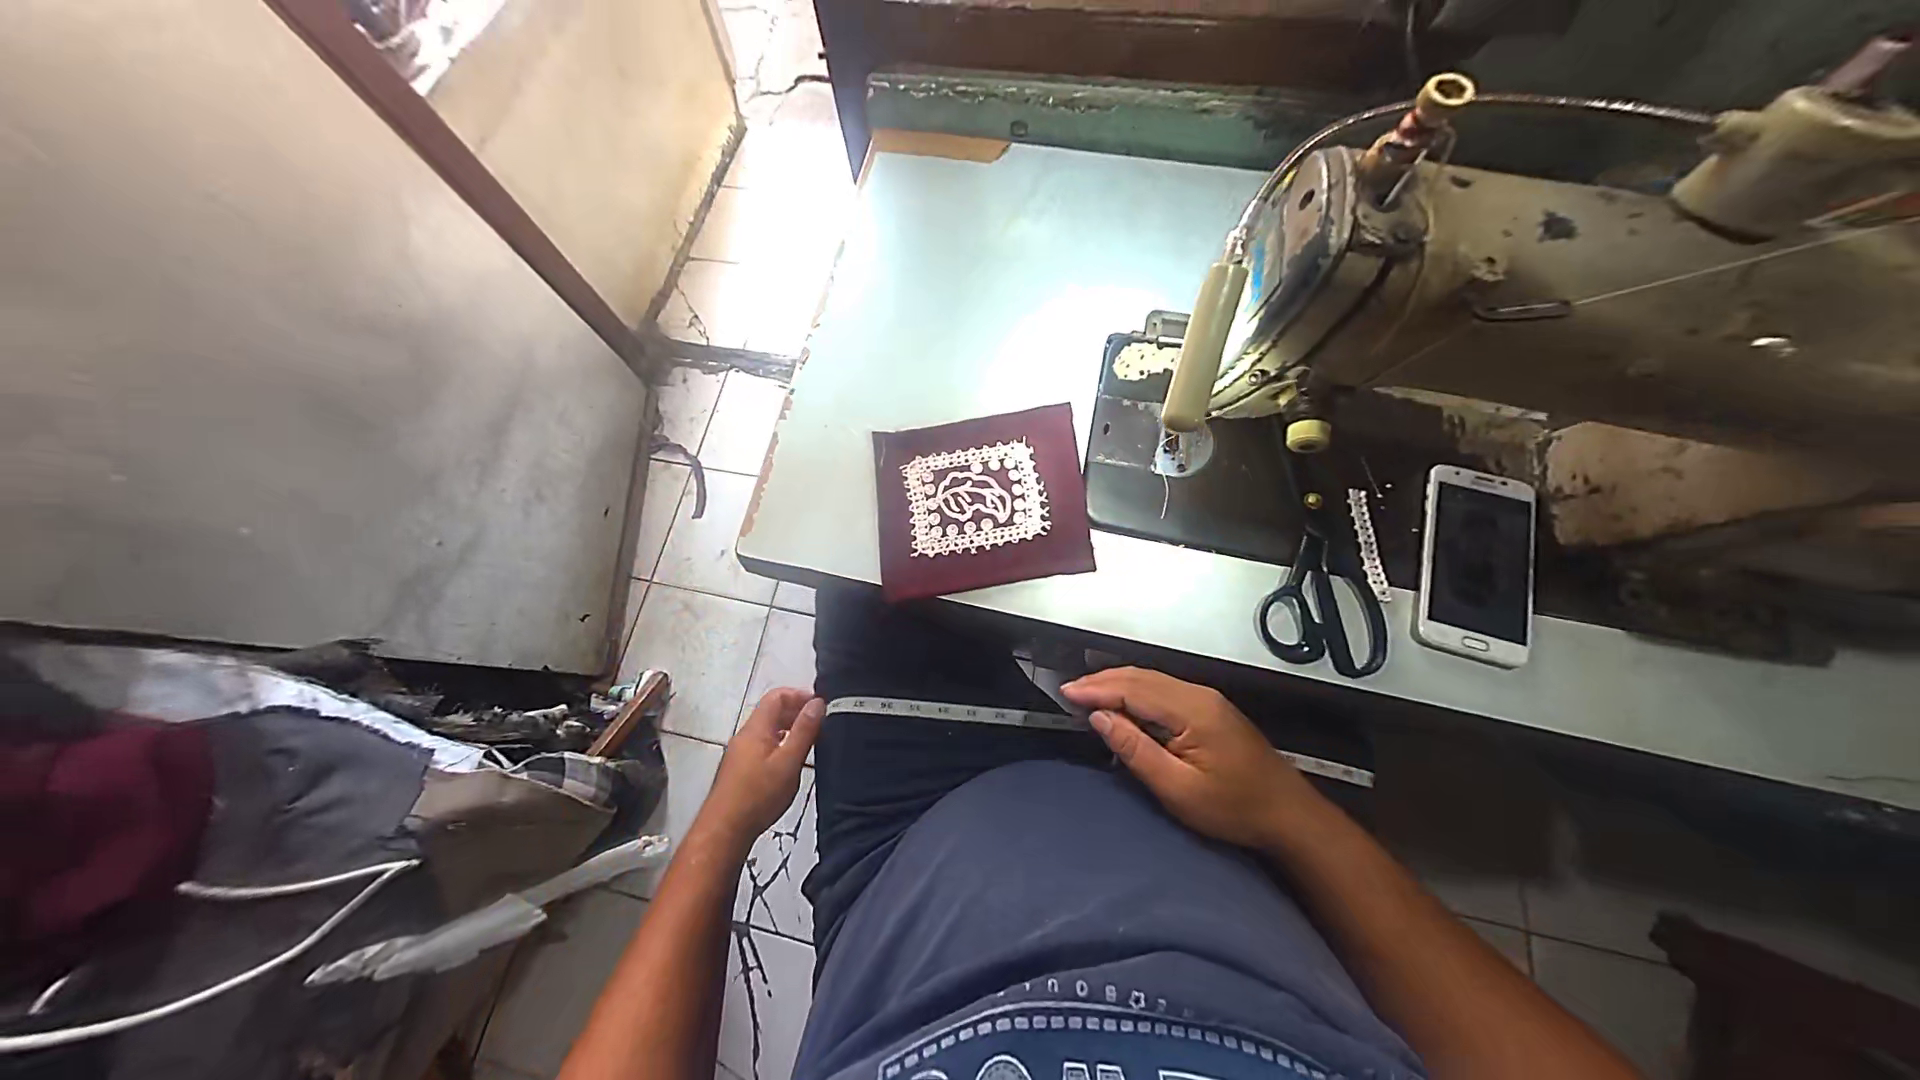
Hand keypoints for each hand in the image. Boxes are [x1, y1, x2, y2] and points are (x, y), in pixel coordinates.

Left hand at [695, 688, 822, 847]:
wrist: (724, 831)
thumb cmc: (758, 795)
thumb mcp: (788, 762)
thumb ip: (804, 731)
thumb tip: (817, 703)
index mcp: (756, 728)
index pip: (777, 696)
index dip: (800, 695)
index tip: (820, 706)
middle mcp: (746, 736)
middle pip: (772, 711)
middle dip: (797, 711)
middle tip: (821, 723)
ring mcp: (740, 753)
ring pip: (768, 730)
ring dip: (790, 729)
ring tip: (812, 741)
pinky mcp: (740, 769)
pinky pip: (764, 745)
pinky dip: (781, 744)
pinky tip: (792, 761)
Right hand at [1060, 668, 1320, 849]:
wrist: (1288, 815)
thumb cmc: (1235, 809)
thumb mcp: (1179, 789)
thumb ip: (1136, 750)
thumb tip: (1100, 718)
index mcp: (1192, 711)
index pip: (1132, 689)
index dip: (1096, 689)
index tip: (1066, 693)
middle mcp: (1199, 695)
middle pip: (1140, 677)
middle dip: (1101, 681)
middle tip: (1070, 691)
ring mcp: (1206, 699)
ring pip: (1150, 679)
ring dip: (1115, 683)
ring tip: (1086, 694)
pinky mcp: (1209, 708)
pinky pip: (1162, 688)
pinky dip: (1134, 690)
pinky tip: (1120, 701)